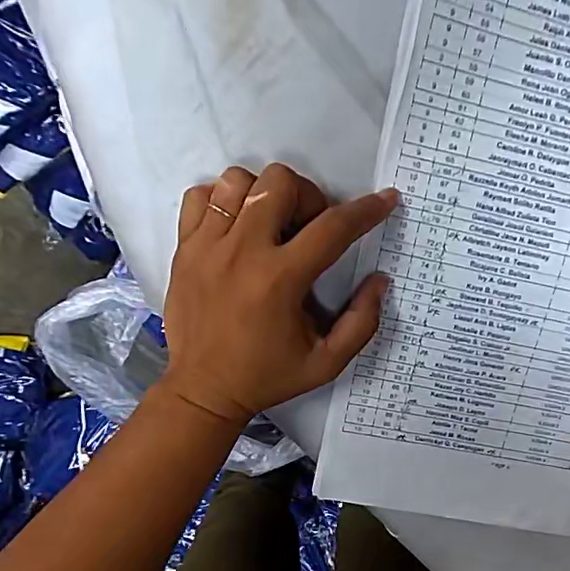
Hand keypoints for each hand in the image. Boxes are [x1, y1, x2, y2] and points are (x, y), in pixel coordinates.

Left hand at [154, 164, 398, 427]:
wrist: (202, 390)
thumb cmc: (265, 376)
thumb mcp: (326, 362)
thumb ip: (361, 322)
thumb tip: (379, 281)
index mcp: (279, 280)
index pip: (332, 228)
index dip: (366, 210)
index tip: (385, 200)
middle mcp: (241, 253)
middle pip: (280, 183)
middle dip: (308, 196)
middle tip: (308, 227)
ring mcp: (207, 247)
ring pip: (237, 180)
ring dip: (263, 194)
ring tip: (269, 224)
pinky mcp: (184, 249)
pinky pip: (200, 196)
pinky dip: (222, 201)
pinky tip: (235, 227)